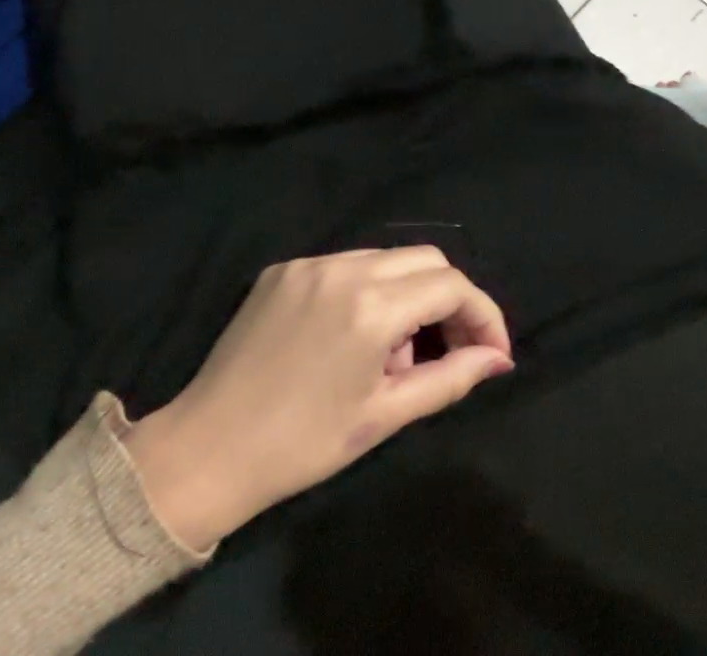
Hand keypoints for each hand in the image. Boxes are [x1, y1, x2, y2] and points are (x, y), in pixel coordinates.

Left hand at [122, 247, 513, 549]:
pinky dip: (366, 294)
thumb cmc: (304, 443)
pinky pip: (342, 268)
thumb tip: (496, 359)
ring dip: (406, 298)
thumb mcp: (385, 414)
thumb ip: (449, 377)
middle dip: (449, 302)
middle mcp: (340, 269)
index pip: (451, 286)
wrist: (211, 445)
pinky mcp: (278, 271)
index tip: (492, 356)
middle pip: (423, 260)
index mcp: (370, 305)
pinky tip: (353, 342)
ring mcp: (305, 265)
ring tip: (394, 359)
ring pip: (382, 260)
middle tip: (449, 354)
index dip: (483, 317)